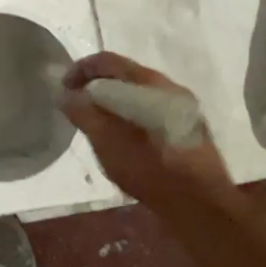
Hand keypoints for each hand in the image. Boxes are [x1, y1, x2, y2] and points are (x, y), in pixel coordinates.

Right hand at [61, 52, 230, 195]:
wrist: (202, 204)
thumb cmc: (149, 167)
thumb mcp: (105, 140)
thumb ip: (82, 112)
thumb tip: (65, 93)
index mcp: (148, 82)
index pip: (106, 61)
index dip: (80, 70)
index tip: (63, 89)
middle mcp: (168, 87)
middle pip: (124, 74)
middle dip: (96, 86)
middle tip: (78, 106)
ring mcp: (183, 107)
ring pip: (139, 93)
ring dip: (114, 101)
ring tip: (98, 124)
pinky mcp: (189, 128)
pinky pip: (152, 109)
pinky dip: (131, 114)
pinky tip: (125, 138)